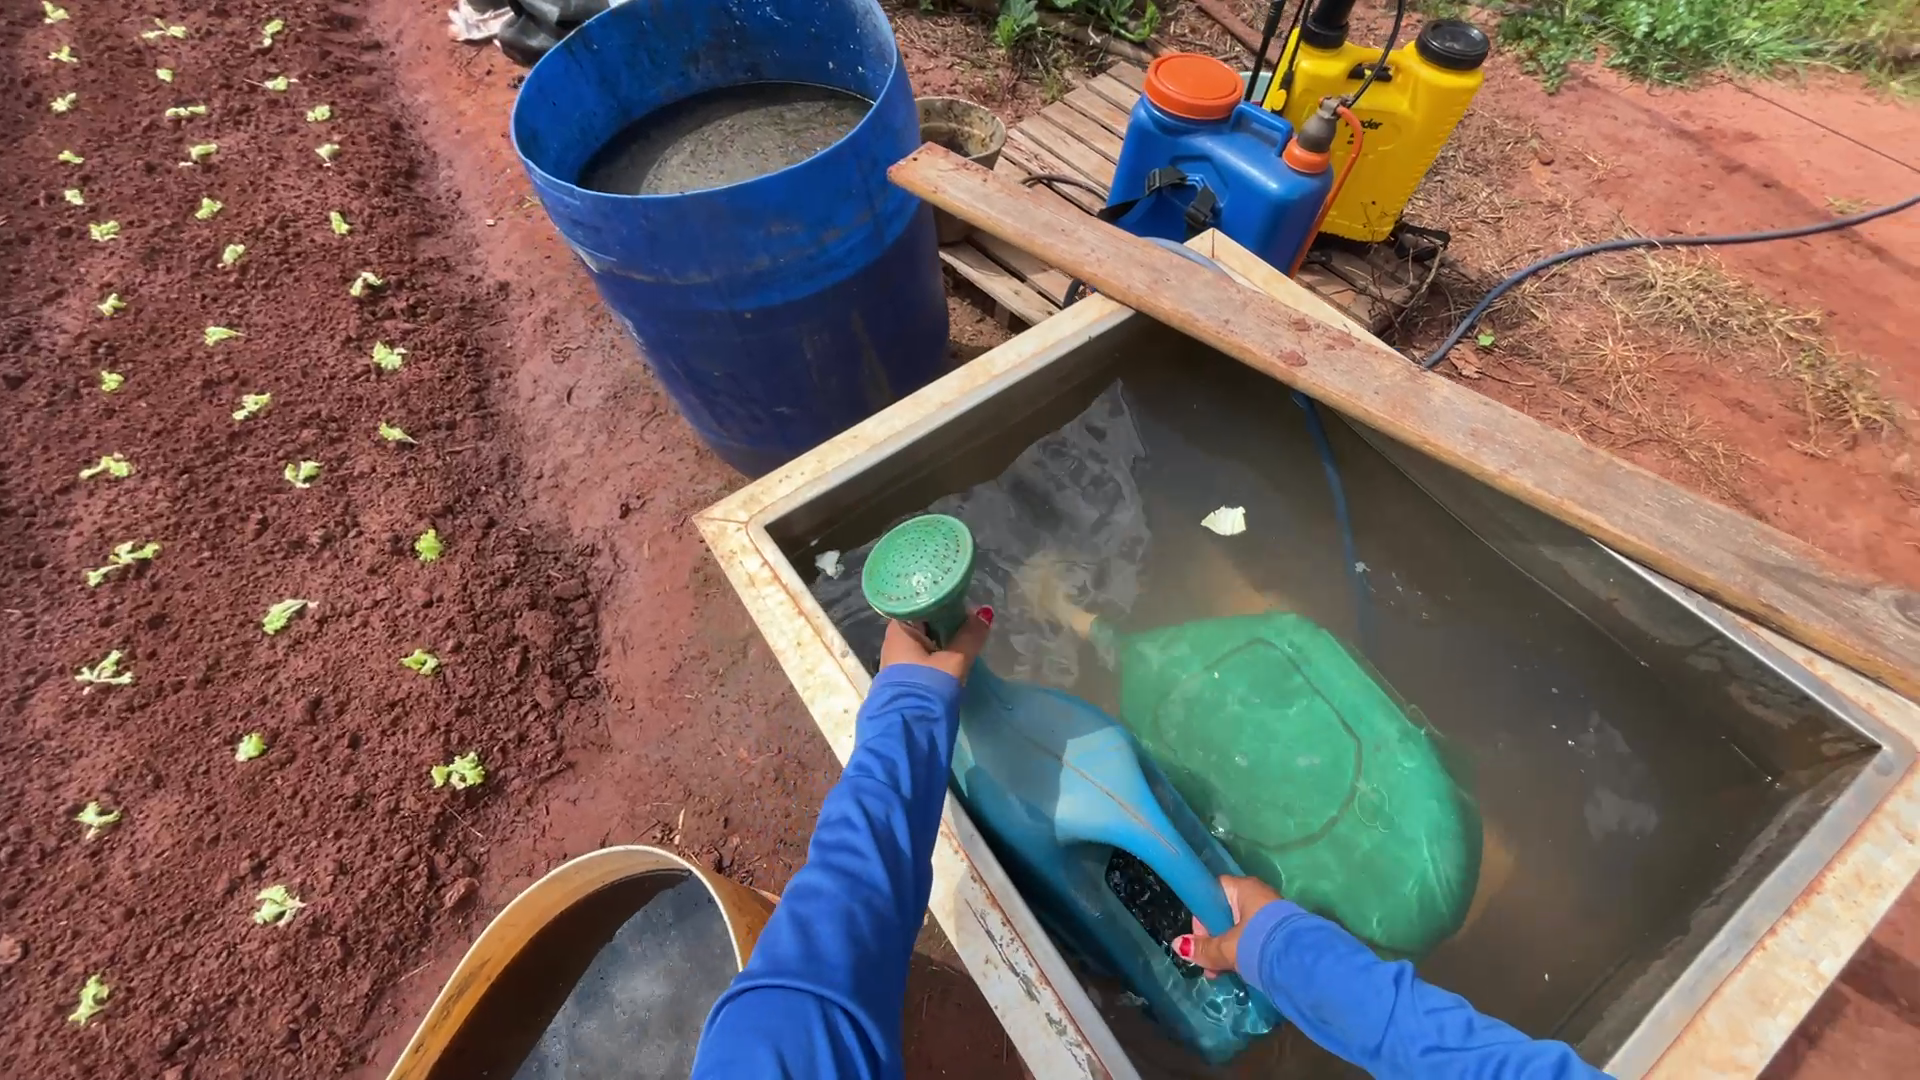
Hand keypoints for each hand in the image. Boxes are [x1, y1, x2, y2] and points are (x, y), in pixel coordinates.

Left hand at [879, 608, 992, 682]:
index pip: (921, 602)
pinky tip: (952, 654)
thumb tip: (985, 612)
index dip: (943, 600)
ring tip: (966, 633)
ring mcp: (896, 660)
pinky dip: (936, 651)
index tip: (963, 600)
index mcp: (899, 629)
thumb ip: (970, 636)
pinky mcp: (902, 677)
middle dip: (945, 619)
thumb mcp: (954, 661)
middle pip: (922, 621)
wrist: (907, 731)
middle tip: (970, 617)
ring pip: (923, 639)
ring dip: (942, 637)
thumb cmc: (928, 688)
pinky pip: (921, 655)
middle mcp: (893, 640)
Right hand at [1173, 875, 1282, 977]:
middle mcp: (1258, 896)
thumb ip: (1204, 948)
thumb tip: (1177, 945)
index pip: (1213, 892)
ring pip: (1241, 930)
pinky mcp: (1284, 934)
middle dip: (1215, 941)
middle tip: (1211, 966)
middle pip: (1225, 915)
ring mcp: (1272, 915)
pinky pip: (1256, 940)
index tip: (1201, 940)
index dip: (1202, 915)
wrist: (1309, 964)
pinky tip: (1243, 972)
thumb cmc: (1261, 944)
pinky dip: (1247, 954)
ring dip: (1230, 951)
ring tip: (1224, 975)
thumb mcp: (1228, 948)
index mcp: (1242, 888)